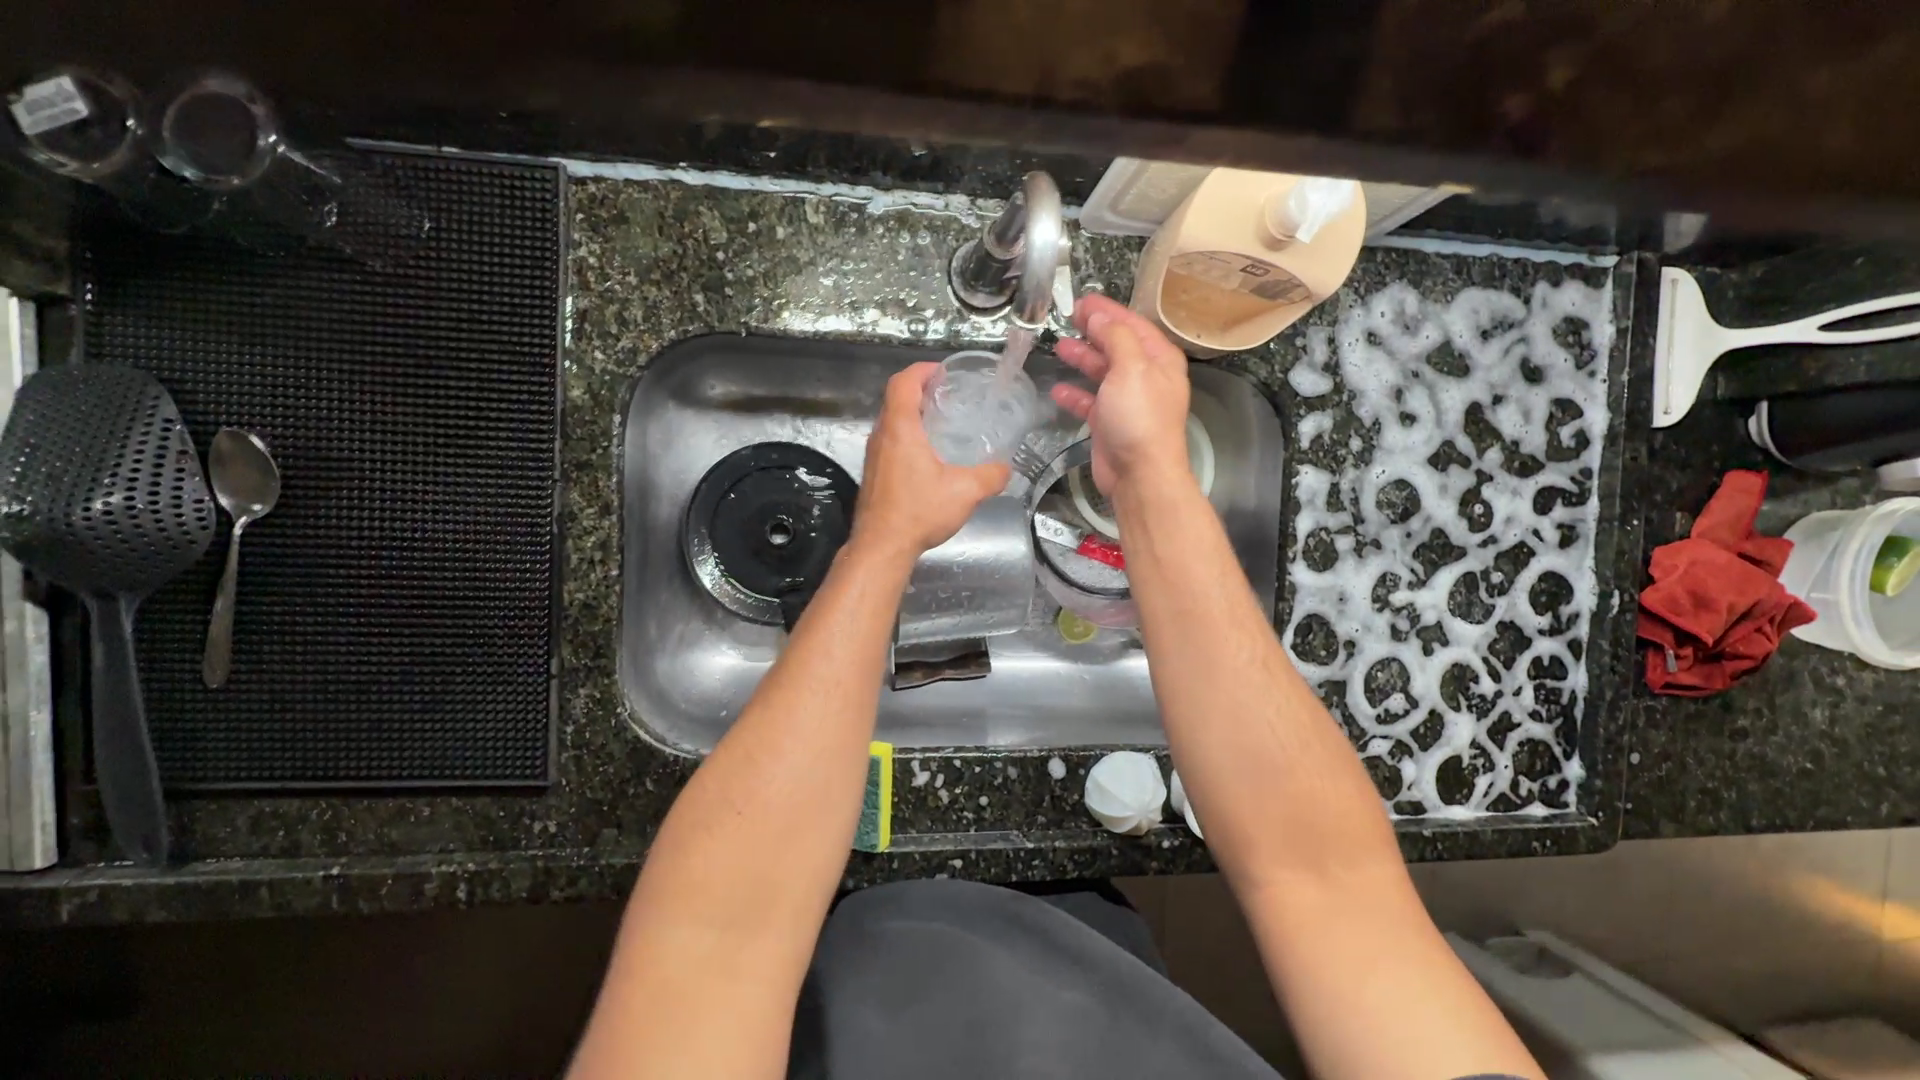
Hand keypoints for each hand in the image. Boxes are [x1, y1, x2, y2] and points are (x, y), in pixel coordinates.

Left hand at [853, 363, 1010, 559]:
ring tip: (940, 422)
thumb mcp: (965, 492)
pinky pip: (889, 442)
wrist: (881, 547)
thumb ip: (990, 476)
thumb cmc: (918, 512)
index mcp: (900, 429)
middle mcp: (881, 436)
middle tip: (947, 394)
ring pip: (890, 422)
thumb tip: (1006, 469)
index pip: (903, 382)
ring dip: (912, 414)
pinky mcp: (874, 474)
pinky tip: (928, 455)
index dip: (921, 370)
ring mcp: (873, 456)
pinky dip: (906, 436)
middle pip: (894, 399)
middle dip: (919, 390)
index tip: (941, 372)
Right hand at [1051, 293, 1191, 496]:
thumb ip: (1115, 337)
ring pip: (1102, 372)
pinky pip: (1090, 401)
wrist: (1140, 474)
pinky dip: (1075, 394)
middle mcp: (1146, 377)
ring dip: (1083, 358)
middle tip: (1069, 318)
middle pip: (1117, 345)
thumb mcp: (1131, 367)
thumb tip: (1099, 316)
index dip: (1108, 311)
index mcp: (1159, 359)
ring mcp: (1128, 401)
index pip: (1133, 325)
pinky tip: (1058, 390)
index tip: (1082, 300)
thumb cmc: (1140, 418)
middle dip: (1094, 331)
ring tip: (1060, 346)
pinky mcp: (1111, 423)